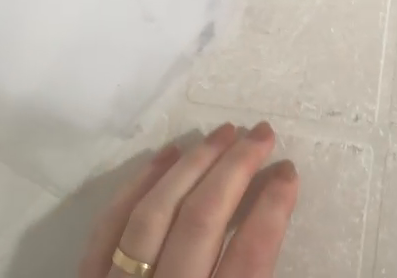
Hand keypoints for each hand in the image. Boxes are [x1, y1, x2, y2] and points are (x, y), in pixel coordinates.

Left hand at [78, 122, 298, 277]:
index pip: (249, 258)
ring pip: (155, 212)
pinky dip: (138, 185)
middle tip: (262, 132)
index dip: (273, 210)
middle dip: (236, 168)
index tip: (288, 171)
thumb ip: (250, 276)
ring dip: (193, 164)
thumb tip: (268, 223)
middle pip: (202, 221)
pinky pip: (108, 226)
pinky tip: (166, 154)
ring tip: (223, 132)